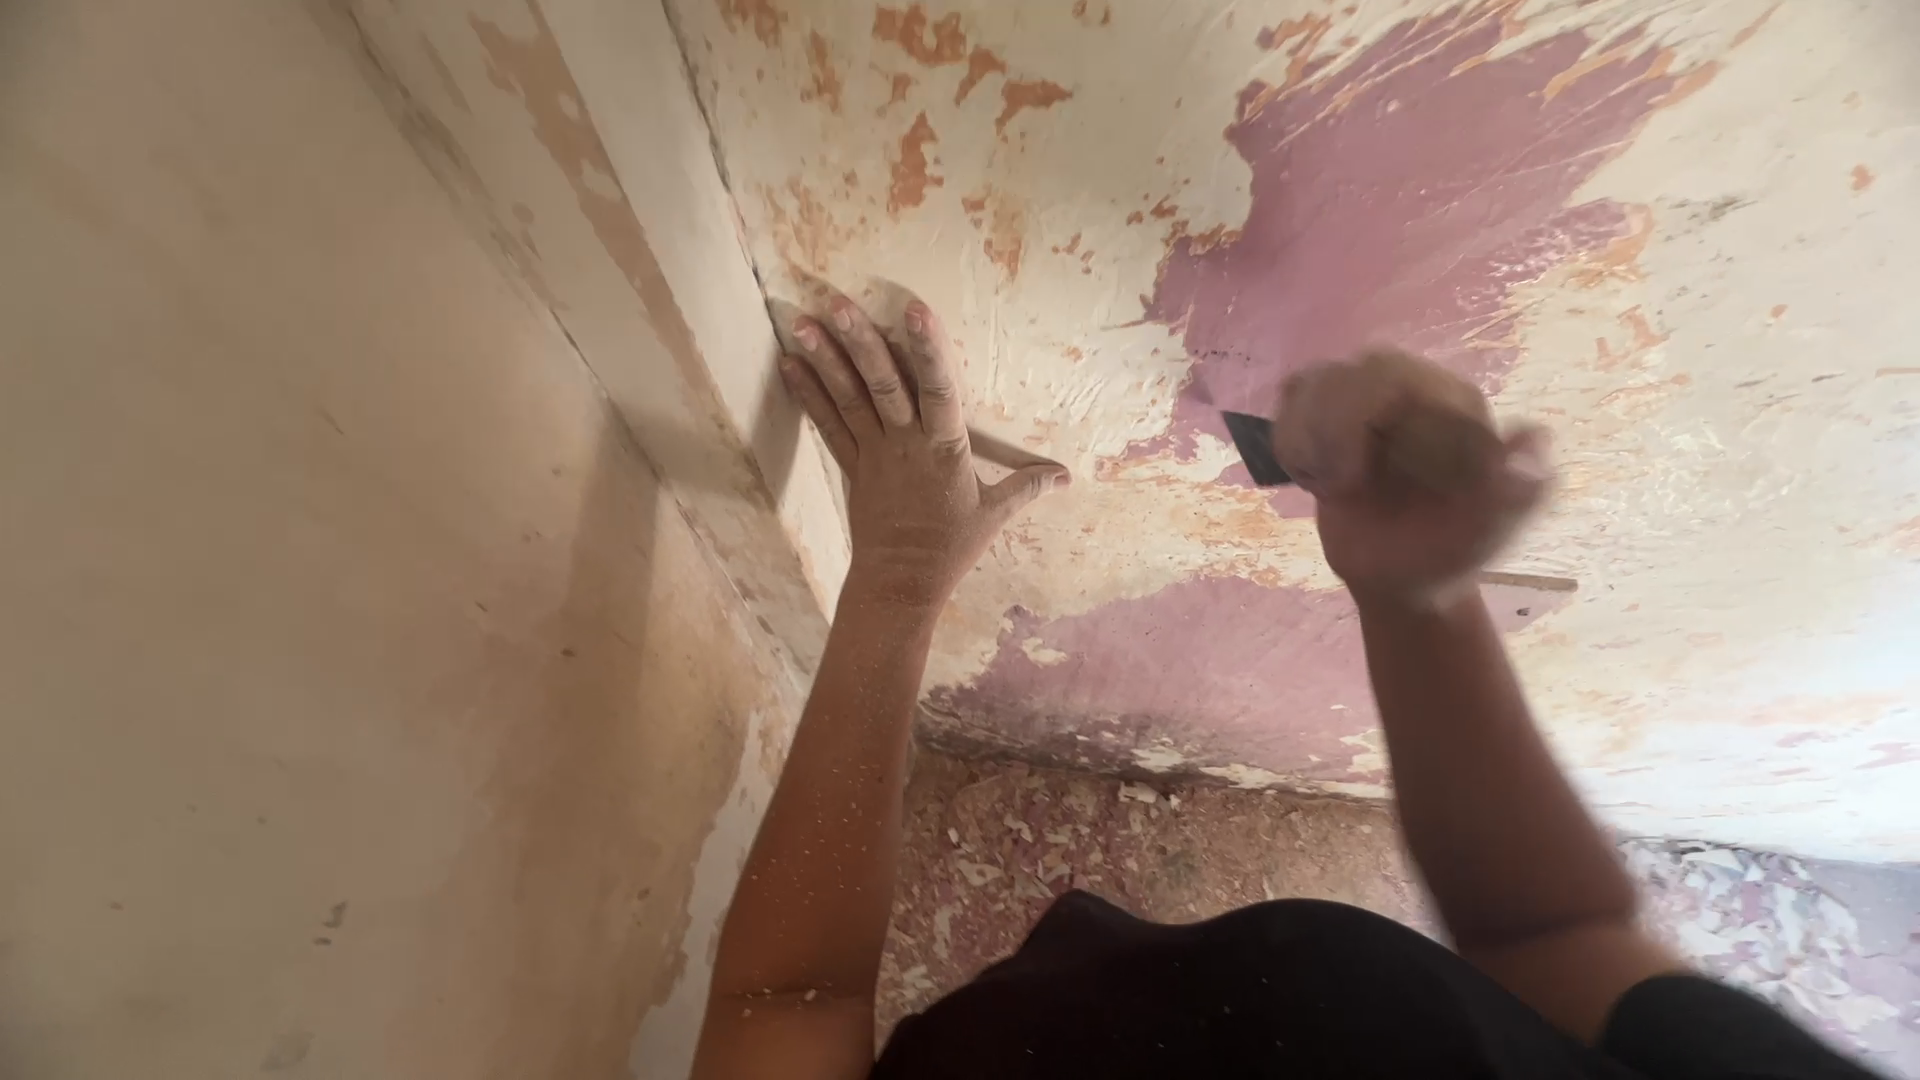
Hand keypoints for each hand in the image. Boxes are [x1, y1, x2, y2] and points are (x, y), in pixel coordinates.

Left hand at [781, 297, 1068, 611]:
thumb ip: (1028, 487)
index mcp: (944, 449)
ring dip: (827, 359)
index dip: (930, 351)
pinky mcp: (852, 467)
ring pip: (849, 400)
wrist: (901, 582)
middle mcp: (905, 444)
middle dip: (861, 343)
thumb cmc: (951, 548)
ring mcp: (873, 454)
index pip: (940, 391)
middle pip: (883, 386)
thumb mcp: (995, 515)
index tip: (917, 311)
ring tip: (804, 320)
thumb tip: (1068, 476)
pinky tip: (790, 364)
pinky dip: (809, 396)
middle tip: (838, 301)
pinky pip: (828, 426)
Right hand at [1271, 349, 1552, 608]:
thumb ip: (1517, 490)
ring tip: (1324, 485)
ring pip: (1312, 382)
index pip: (1391, 375)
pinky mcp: (1329, 419)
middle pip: (1344, 374)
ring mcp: (1367, 403)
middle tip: (1334, 486)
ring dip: (1302, 440)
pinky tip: (1309, 475)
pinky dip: (1288, 438)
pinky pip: (1293, 398)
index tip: (1350, 481)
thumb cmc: (1443, 556)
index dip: (1355, 420)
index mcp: (1453, 407)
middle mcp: (1410, 392)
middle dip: (1323, 432)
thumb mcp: (1487, 533)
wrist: (1397, 577)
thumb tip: (1531, 438)